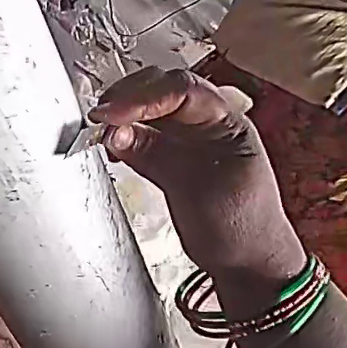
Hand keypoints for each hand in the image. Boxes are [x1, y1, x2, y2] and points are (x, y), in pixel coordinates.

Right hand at [89, 68, 305, 289]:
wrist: (247, 260)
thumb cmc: (239, 226)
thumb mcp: (196, 190)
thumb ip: (155, 156)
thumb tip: (115, 132)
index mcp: (226, 122)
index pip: (181, 90)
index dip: (142, 97)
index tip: (109, 114)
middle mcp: (206, 121)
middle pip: (163, 87)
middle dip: (128, 96)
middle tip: (99, 117)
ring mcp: (187, 136)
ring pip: (149, 105)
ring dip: (121, 111)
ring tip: (100, 128)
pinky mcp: (169, 153)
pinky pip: (141, 130)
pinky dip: (121, 131)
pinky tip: (109, 143)